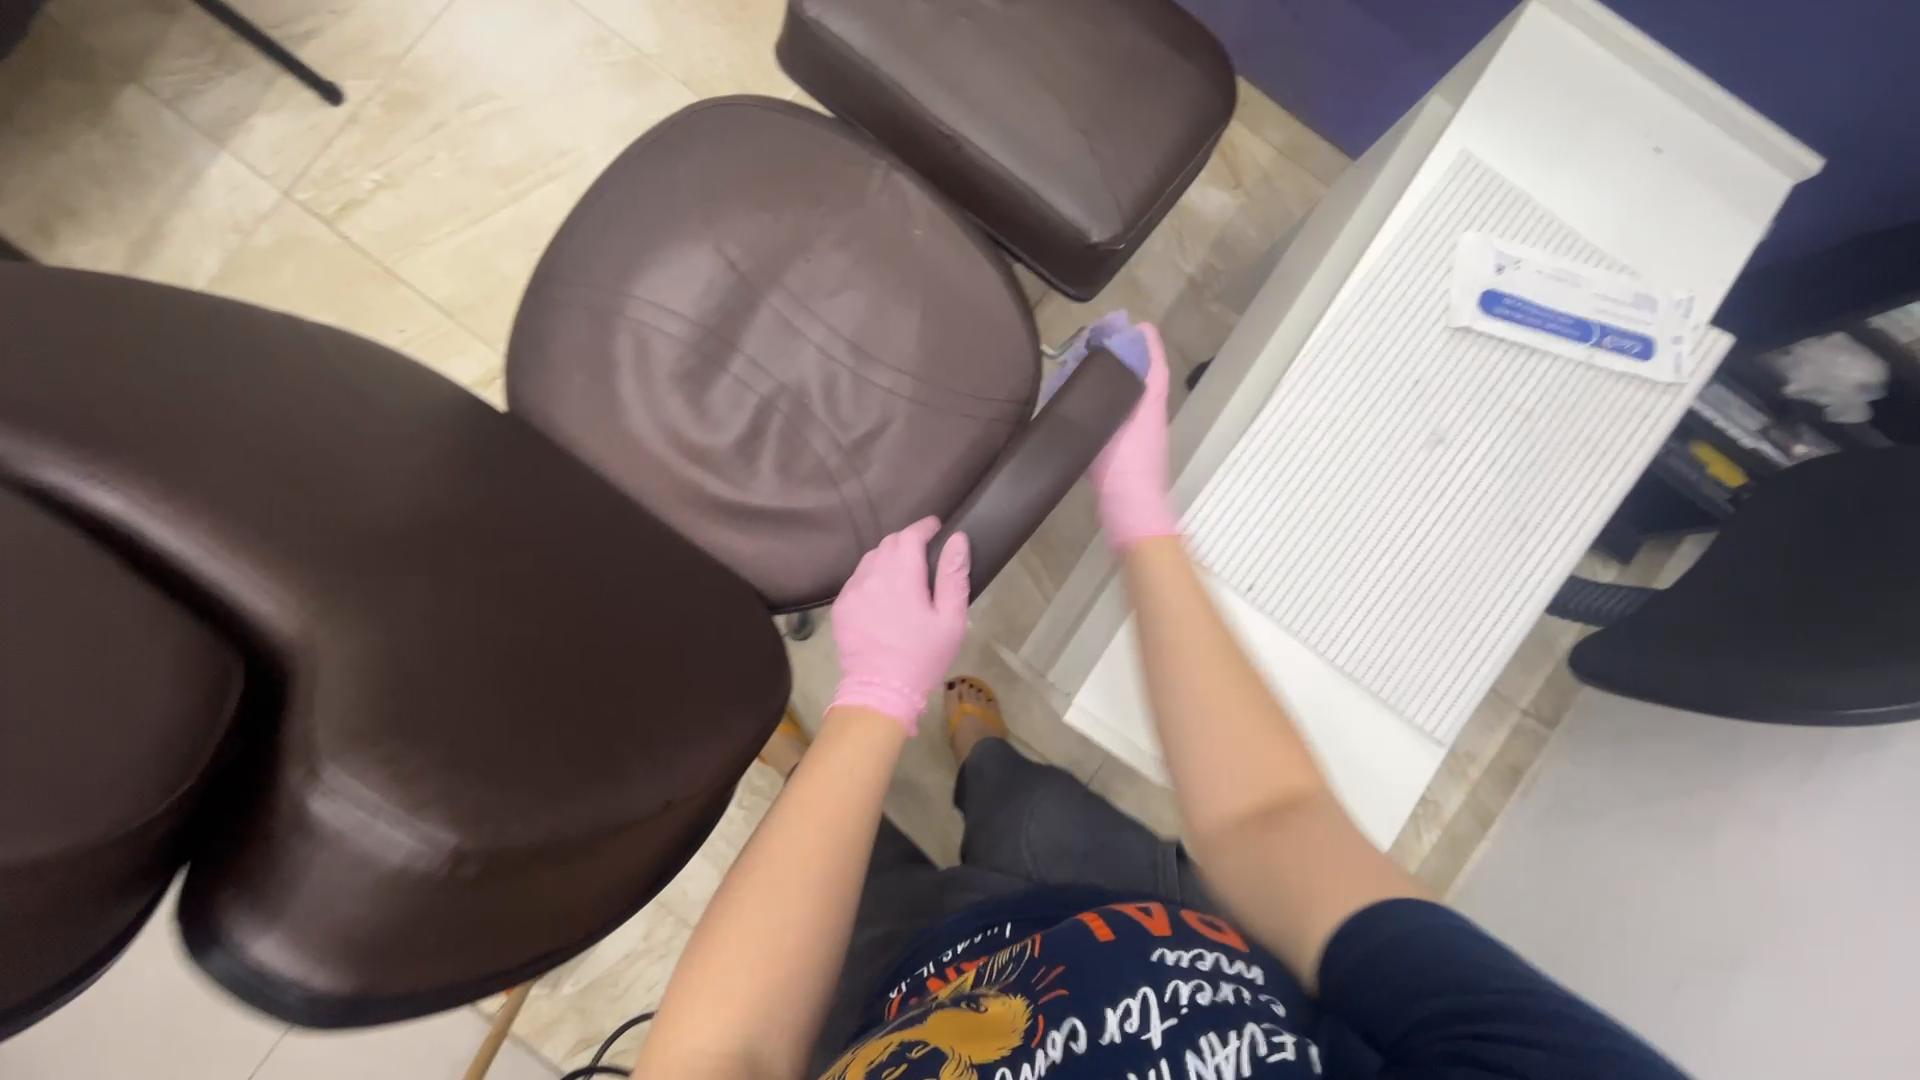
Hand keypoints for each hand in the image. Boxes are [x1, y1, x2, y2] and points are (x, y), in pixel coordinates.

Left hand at [827, 518, 970, 732]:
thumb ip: (953, 576)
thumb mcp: (951, 620)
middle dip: (907, 541)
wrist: (881, 692)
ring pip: (870, 559)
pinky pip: (857, 579)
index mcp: (901, 576)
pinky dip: (872, 577)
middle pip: (888, 543)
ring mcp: (851, 591)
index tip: (936, 528)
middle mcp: (871, 576)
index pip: (910, 535)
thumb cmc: (923, 657)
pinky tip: (884, 594)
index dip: (924, 527)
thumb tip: (957, 539)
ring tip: (905, 572)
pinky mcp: (841, 607)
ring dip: (888, 558)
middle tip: (925, 552)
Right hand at [1086, 317, 1177, 549]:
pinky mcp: (1119, 451)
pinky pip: (1111, 415)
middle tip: (1095, 342)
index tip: (1129, 323)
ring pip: (1124, 396)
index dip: (1145, 342)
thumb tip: (1121, 349)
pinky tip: (1080, 403)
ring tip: (1083, 366)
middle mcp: (1146, 415)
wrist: (1130, 510)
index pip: (1153, 363)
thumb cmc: (1127, 464)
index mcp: (1150, 402)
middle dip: (1121, 357)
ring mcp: (1134, 435)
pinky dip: (1099, 402)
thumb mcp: (1127, 416)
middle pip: (1138, 377)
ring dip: (1109, 378)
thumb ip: (1128, 383)